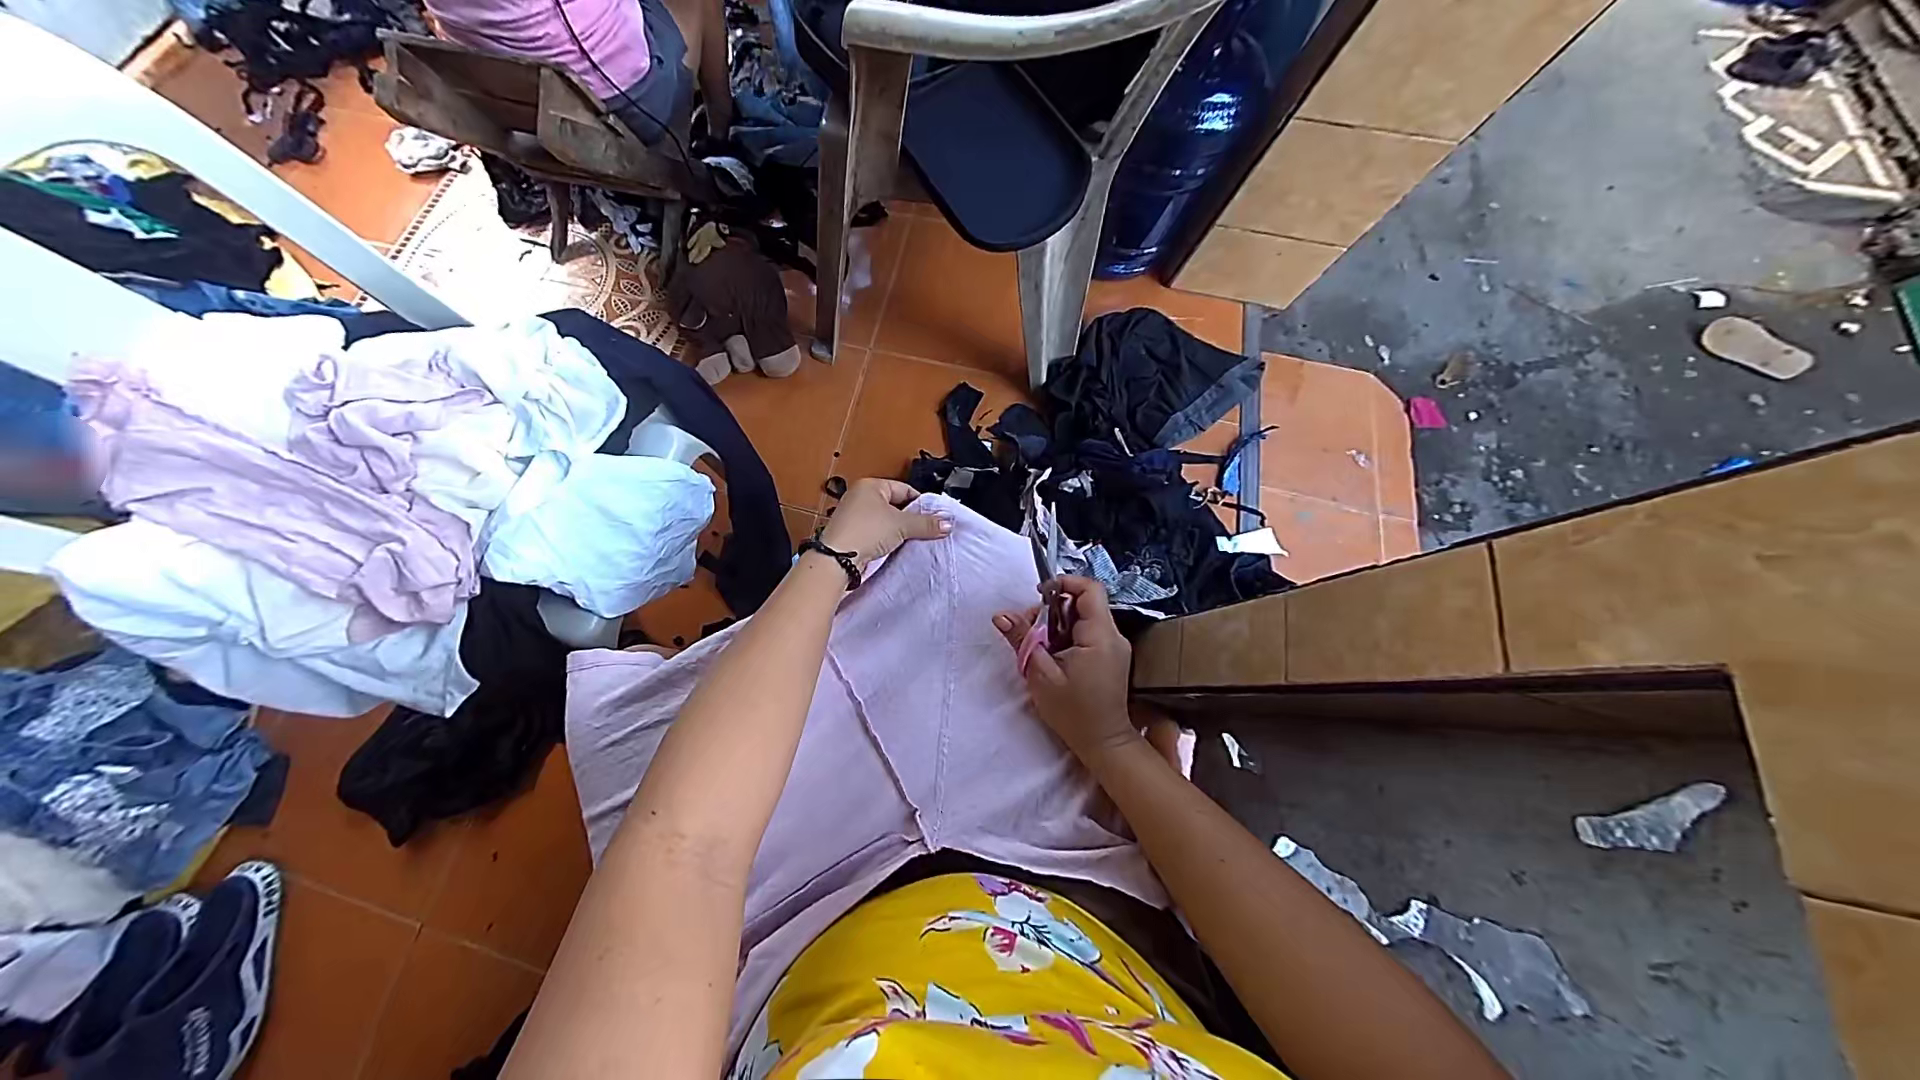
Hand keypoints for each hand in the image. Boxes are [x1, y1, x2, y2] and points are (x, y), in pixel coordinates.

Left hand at [816, 478, 950, 567]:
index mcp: (870, 485)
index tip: (933, 516)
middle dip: (910, 518)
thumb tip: (946, 522)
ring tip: (909, 540)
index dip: (920, 503)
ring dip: (898, 531)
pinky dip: (886, 540)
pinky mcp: (852, 534)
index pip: (904, 489)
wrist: (838, 559)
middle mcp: (860, 497)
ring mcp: (854, 516)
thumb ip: (926, 523)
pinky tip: (894, 548)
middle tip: (924, 529)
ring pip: (886, 521)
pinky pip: (876, 533)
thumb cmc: (864, 531)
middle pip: (895, 505)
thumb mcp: (902, 524)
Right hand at [993, 576, 1138, 762]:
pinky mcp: (1111, 657)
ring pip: (1084, 617)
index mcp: (1100, 636)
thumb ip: (1022, 639)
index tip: (1040, 596)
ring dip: (1058, 624)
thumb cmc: (1073, 712)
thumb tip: (1001, 616)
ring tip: (1040, 647)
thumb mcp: (1040, 674)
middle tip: (1031, 630)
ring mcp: (1115, 646)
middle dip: (1053, 609)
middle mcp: (1113, 636)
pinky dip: (1068, 637)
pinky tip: (1054, 656)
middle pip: (1083, 602)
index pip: (1090, 589)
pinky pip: (1088, 633)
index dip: (1064, 583)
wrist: (1102, 743)